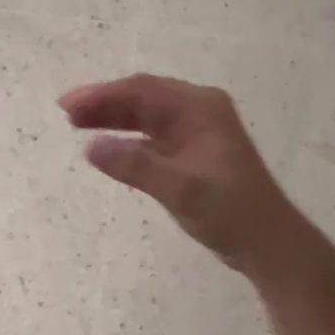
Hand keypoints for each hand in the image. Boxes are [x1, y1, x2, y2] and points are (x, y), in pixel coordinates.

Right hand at [61, 74, 305, 276]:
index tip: (67, 106)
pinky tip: (110, 150)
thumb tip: (91, 147)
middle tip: (66, 115)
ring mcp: (197, 136)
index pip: (142, 92)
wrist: (267, 243)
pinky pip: (154, 140)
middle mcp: (198, 114)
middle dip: (104, 105)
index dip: (102, 96)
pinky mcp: (193, 158)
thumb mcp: (181, 188)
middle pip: (143, 100)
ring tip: (79, 127)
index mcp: (200, 109)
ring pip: (147, 119)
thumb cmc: (230, 212)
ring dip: (115, 121)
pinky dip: (129, 142)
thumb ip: (135, 165)